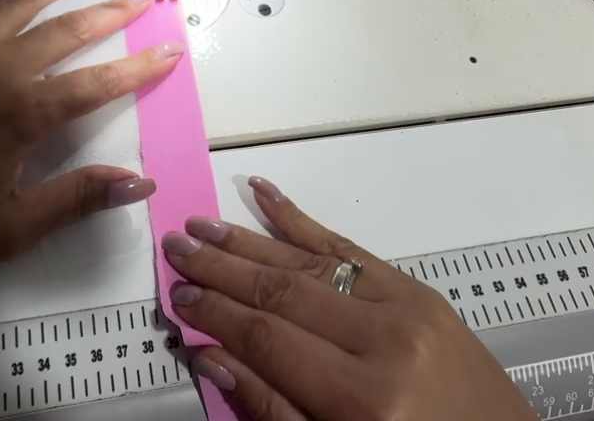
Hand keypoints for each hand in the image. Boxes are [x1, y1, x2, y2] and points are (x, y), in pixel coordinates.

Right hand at [163, 178, 536, 420]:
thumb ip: (273, 410)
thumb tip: (210, 353)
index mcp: (364, 401)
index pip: (269, 338)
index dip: (216, 315)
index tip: (177, 295)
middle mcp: (383, 341)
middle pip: (283, 291)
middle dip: (222, 268)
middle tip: (176, 245)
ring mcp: (405, 306)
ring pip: (308, 262)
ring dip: (249, 240)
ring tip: (203, 225)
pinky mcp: (417, 289)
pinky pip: (348, 246)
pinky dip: (301, 220)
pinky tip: (265, 194)